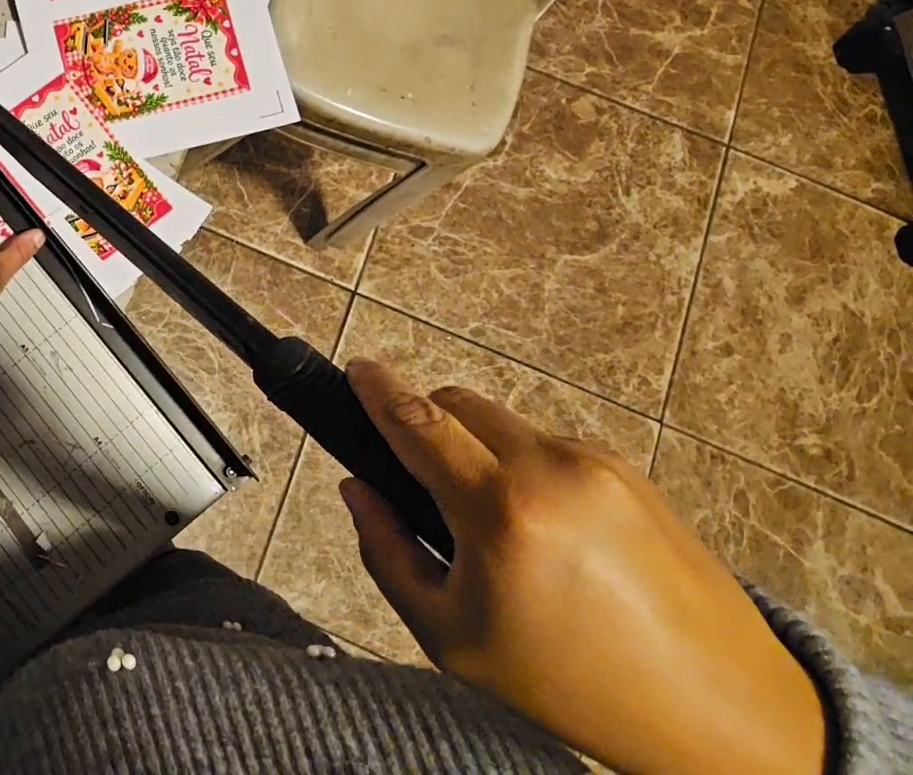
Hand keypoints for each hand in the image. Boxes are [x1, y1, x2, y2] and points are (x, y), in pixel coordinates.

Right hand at [339, 359, 825, 774]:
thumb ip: (386, 552)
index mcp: (501, 511)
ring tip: (492, 518)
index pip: (419, 423)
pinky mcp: (634, 474)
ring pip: (503, 423)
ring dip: (475, 446)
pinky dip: (521, 464)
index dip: (377, 389)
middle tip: (420, 476)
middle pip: (458, 403)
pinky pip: (548, 445)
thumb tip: (357, 488)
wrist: (726, 714)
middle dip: (425, 422)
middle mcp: (552, 470)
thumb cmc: (568, 682)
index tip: (355, 368)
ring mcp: (601, 466)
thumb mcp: (448, 636)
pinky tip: (543, 527)